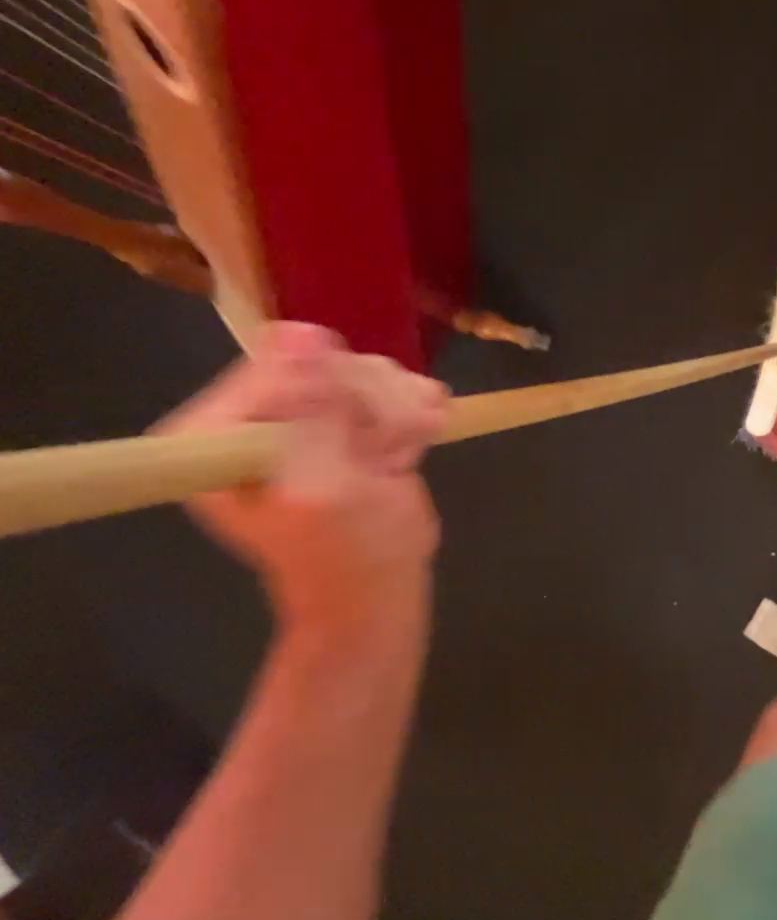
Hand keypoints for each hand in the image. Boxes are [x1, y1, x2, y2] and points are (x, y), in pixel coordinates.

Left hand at [153, 323, 448, 635]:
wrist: (380, 588)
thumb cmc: (347, 552)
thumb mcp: (324, 487)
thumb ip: (311, 413)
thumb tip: (299, 332)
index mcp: (215, 430)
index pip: (286, 365)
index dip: (336, 398)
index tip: (358, 447)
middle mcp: (252, 413)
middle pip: (335, 363)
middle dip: (377, 411)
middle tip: (380, 460)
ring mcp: (305, 413)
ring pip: (373, 371)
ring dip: (402, 415)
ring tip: (392, 460)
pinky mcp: (350, 417)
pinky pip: (397, 383)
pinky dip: (418, 413)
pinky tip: (411, 446)